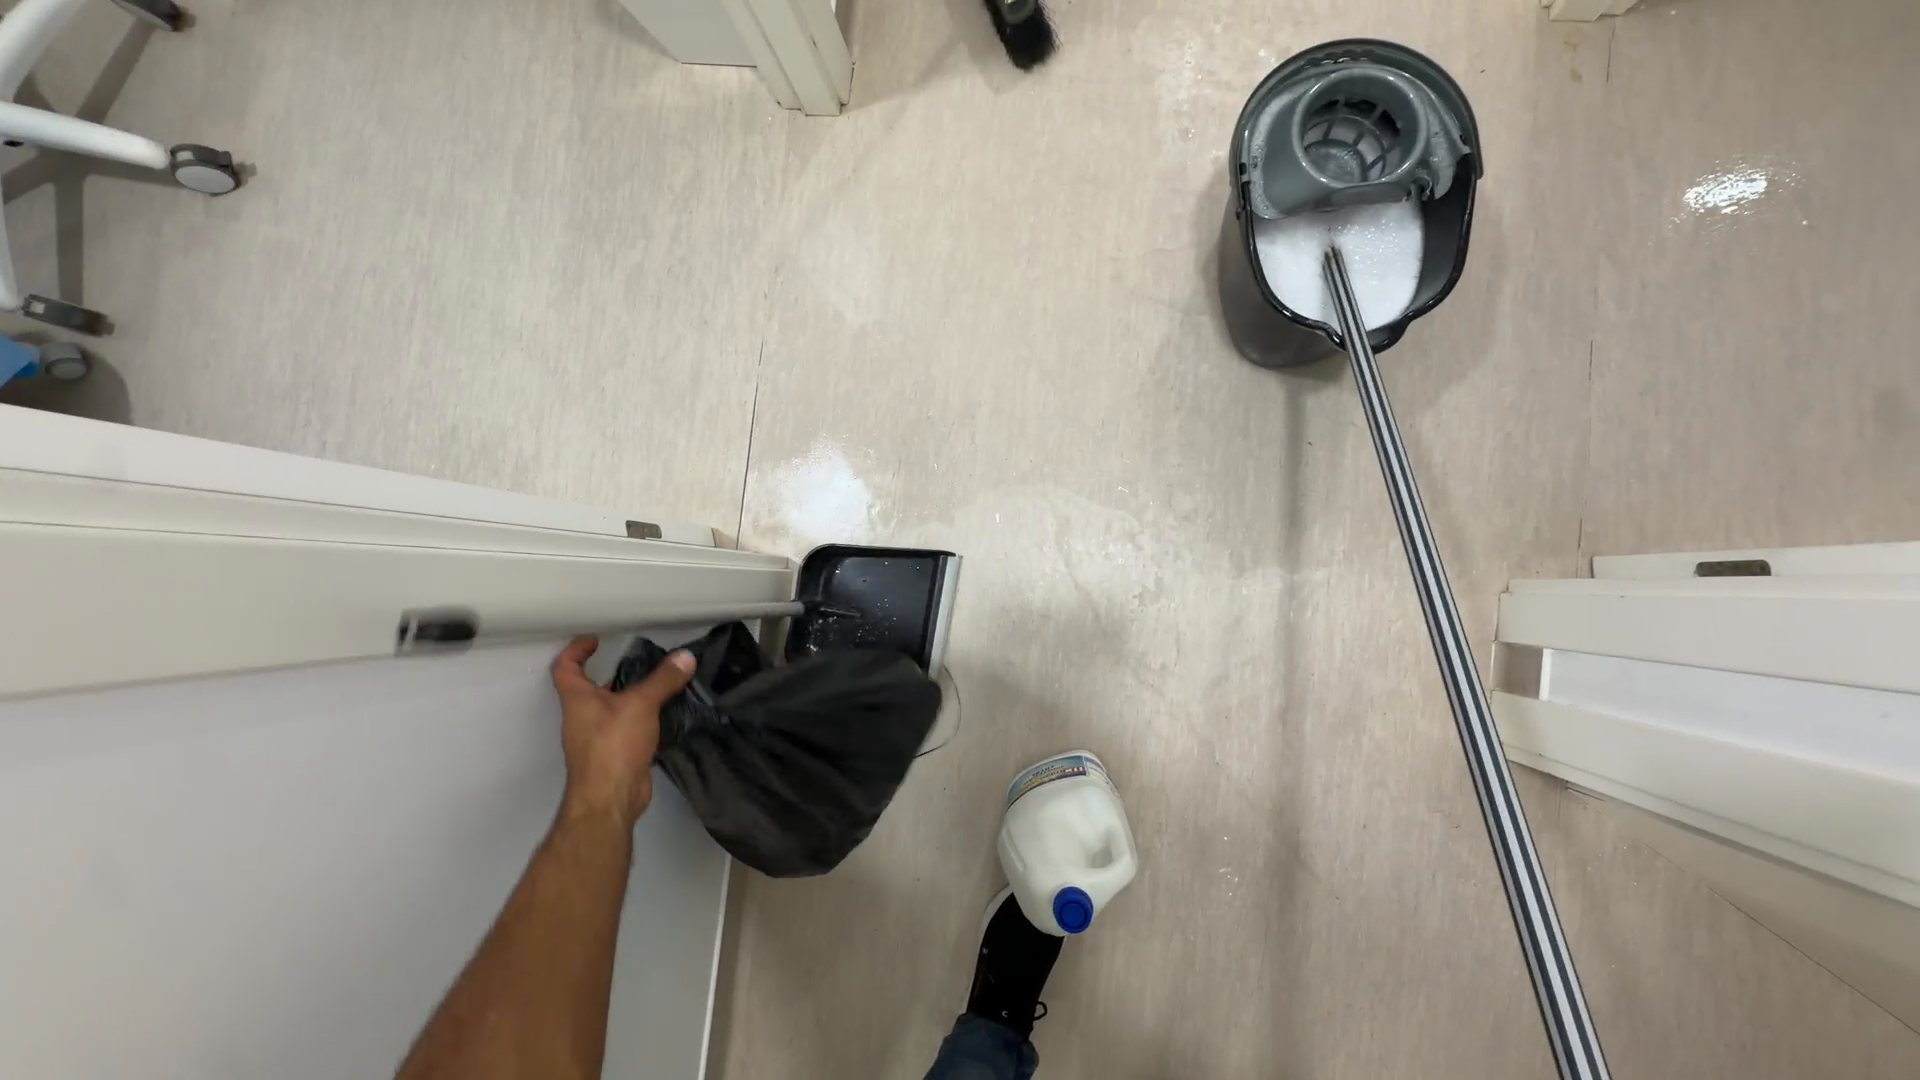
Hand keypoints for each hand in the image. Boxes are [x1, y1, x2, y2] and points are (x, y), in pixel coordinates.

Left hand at [550, 636, 695, 827]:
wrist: (611, 797)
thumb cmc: (614, 744)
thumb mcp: (641, 704)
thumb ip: (663, 679)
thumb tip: (686, 656)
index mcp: (578, 700)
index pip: (565, 667)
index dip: (576, 650)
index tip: (595, 640)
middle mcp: (582, 717)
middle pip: (587, 689)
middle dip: (608, 674)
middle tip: (635, 661)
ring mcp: (595, 739)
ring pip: (609, 710)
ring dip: (627, 697)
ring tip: (656, 685)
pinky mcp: (613, 755)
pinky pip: (624, 729)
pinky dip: (640, 719)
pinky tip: (662, 715)